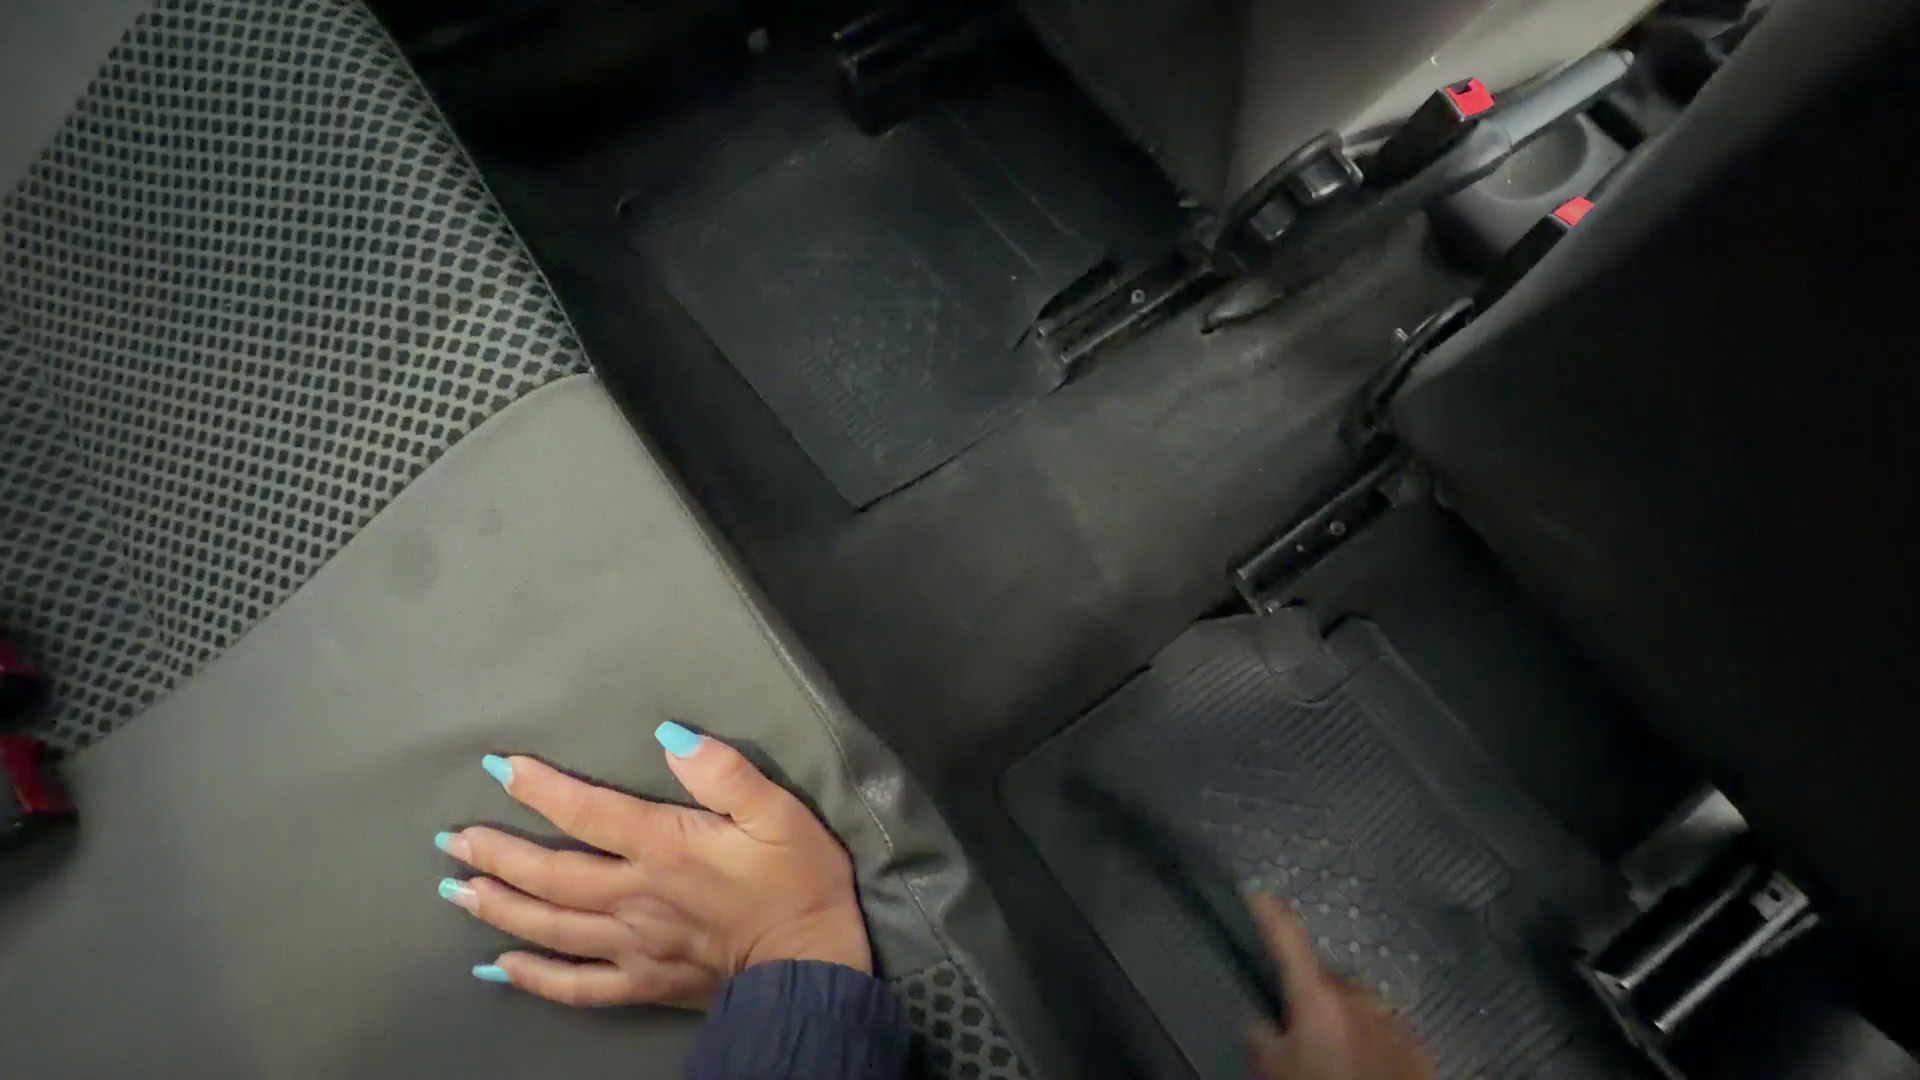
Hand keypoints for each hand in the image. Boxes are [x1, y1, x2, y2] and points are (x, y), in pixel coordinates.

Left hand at [435, 722, 870, 1007]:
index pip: (590, 813)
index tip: (500, 767)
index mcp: (665, 849)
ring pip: (550, 926)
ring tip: (456, 890)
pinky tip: (498, 968)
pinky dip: (532, 977)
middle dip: (499, 852)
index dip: (543, 788)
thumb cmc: (797, 877)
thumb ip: (725, 772)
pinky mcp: (643, 981)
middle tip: (453, 839)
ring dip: (499, 906)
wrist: (810, 964)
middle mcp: (634, 897)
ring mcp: (633, 945)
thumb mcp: (777, 810)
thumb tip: (672, 736)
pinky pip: (574, 985)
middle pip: (552, 873)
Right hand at [1245, 893, 1433, 1079]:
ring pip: (1356, 1008)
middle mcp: (1357, 995)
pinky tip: (1369, 1070)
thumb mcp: (1272, 1069)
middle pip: (1324, 982)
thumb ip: (1260, 1035)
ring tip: (1340, 1059)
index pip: (1287, 935)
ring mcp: (1392, 1020)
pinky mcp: (1420, 1049)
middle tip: (1302, 1034)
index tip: (1257, 889)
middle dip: (1312, 999)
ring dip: (1344, 1023)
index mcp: (1317, 993)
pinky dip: (1373, 1044)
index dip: (1268, 910)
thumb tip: (1264, 1022)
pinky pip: (1384, 1033)